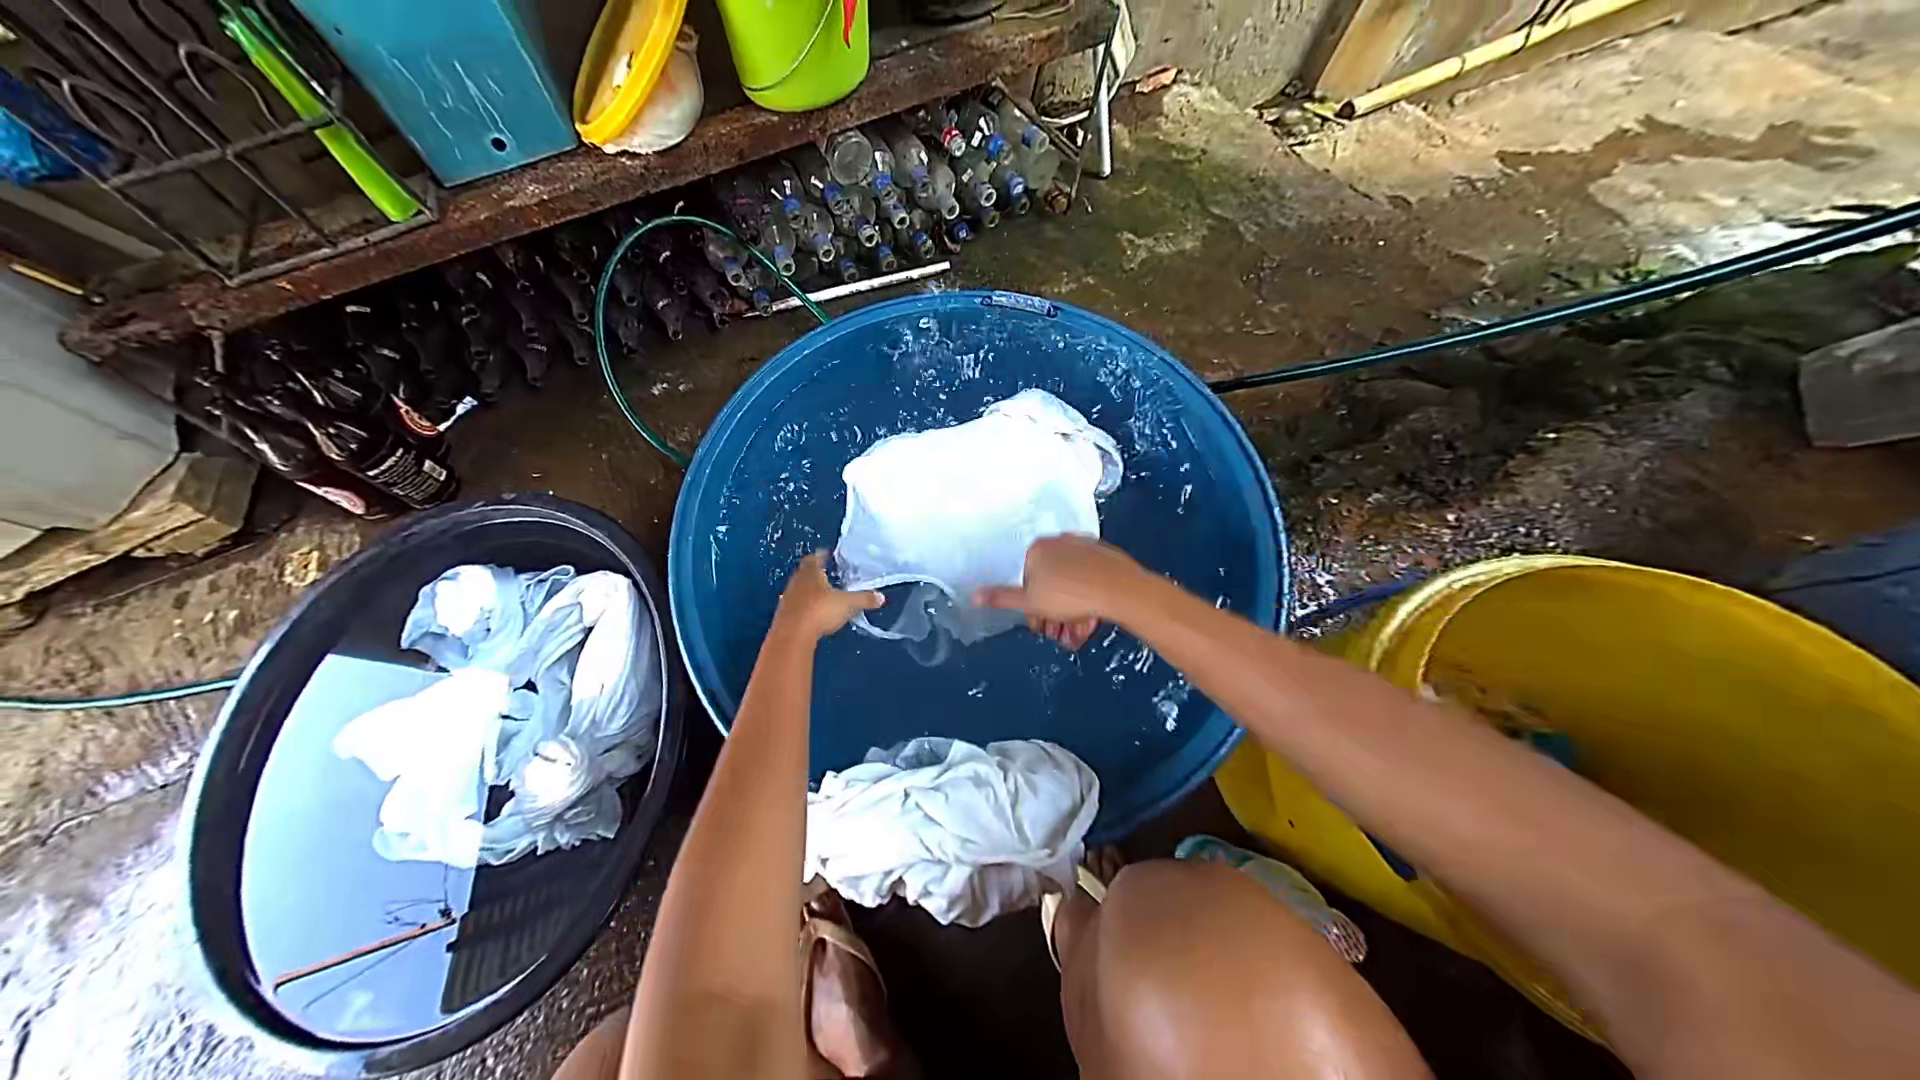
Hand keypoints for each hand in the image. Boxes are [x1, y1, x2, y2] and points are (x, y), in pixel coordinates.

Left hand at [773, 551, 881, 641]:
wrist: (793, 635)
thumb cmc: (819, 610)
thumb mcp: (848, 604)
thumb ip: (864, 599)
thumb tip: (880, 597)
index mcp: (810, 572)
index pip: (814, 558)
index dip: (821, 556)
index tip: (827, 556)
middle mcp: (796, 582)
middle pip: (805, 574)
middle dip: (816, 575)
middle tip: (828, 576)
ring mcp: (788, 599)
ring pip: (800, 590)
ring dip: (810, 592)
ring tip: (824, 597)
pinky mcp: (784, 615)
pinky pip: (797, 606)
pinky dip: (806, 608)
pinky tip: (815, 615)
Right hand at [975, 535, 1146, 650]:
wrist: (1120, 590)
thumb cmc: (1072, 596)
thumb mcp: (1030, 603)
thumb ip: (1001, 598)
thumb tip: (974, 595)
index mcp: (1038, 549)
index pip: (1027, 580)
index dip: (1033, 608)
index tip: (1041, 625)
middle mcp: (1060, 542)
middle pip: (1050, 584)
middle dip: (1053, 613)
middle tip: (1060, 633)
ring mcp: (1085, 547)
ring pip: (1071, 584)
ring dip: (1070, 613)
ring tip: (1077, 633)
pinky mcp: (1105, 556)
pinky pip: (1089, 579)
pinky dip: (1087, 599)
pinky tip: (1091, 619)